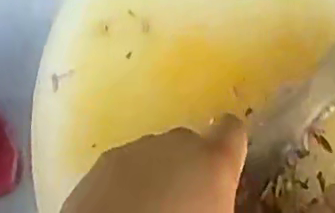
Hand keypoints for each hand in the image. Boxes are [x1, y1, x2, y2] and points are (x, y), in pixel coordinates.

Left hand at [61, 115, 245, 212]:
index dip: (231, 151)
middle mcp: (176, 142)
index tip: (227, 175)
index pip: (233, 131)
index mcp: (213, 160)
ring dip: (158, 178)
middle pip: (190, 145)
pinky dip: (128, 187)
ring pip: (155, 157)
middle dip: (190, 172)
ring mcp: (136, 149)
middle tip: (187, 209)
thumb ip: (225, 202)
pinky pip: (125, 170)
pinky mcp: (101, 165)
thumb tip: (222, 199)